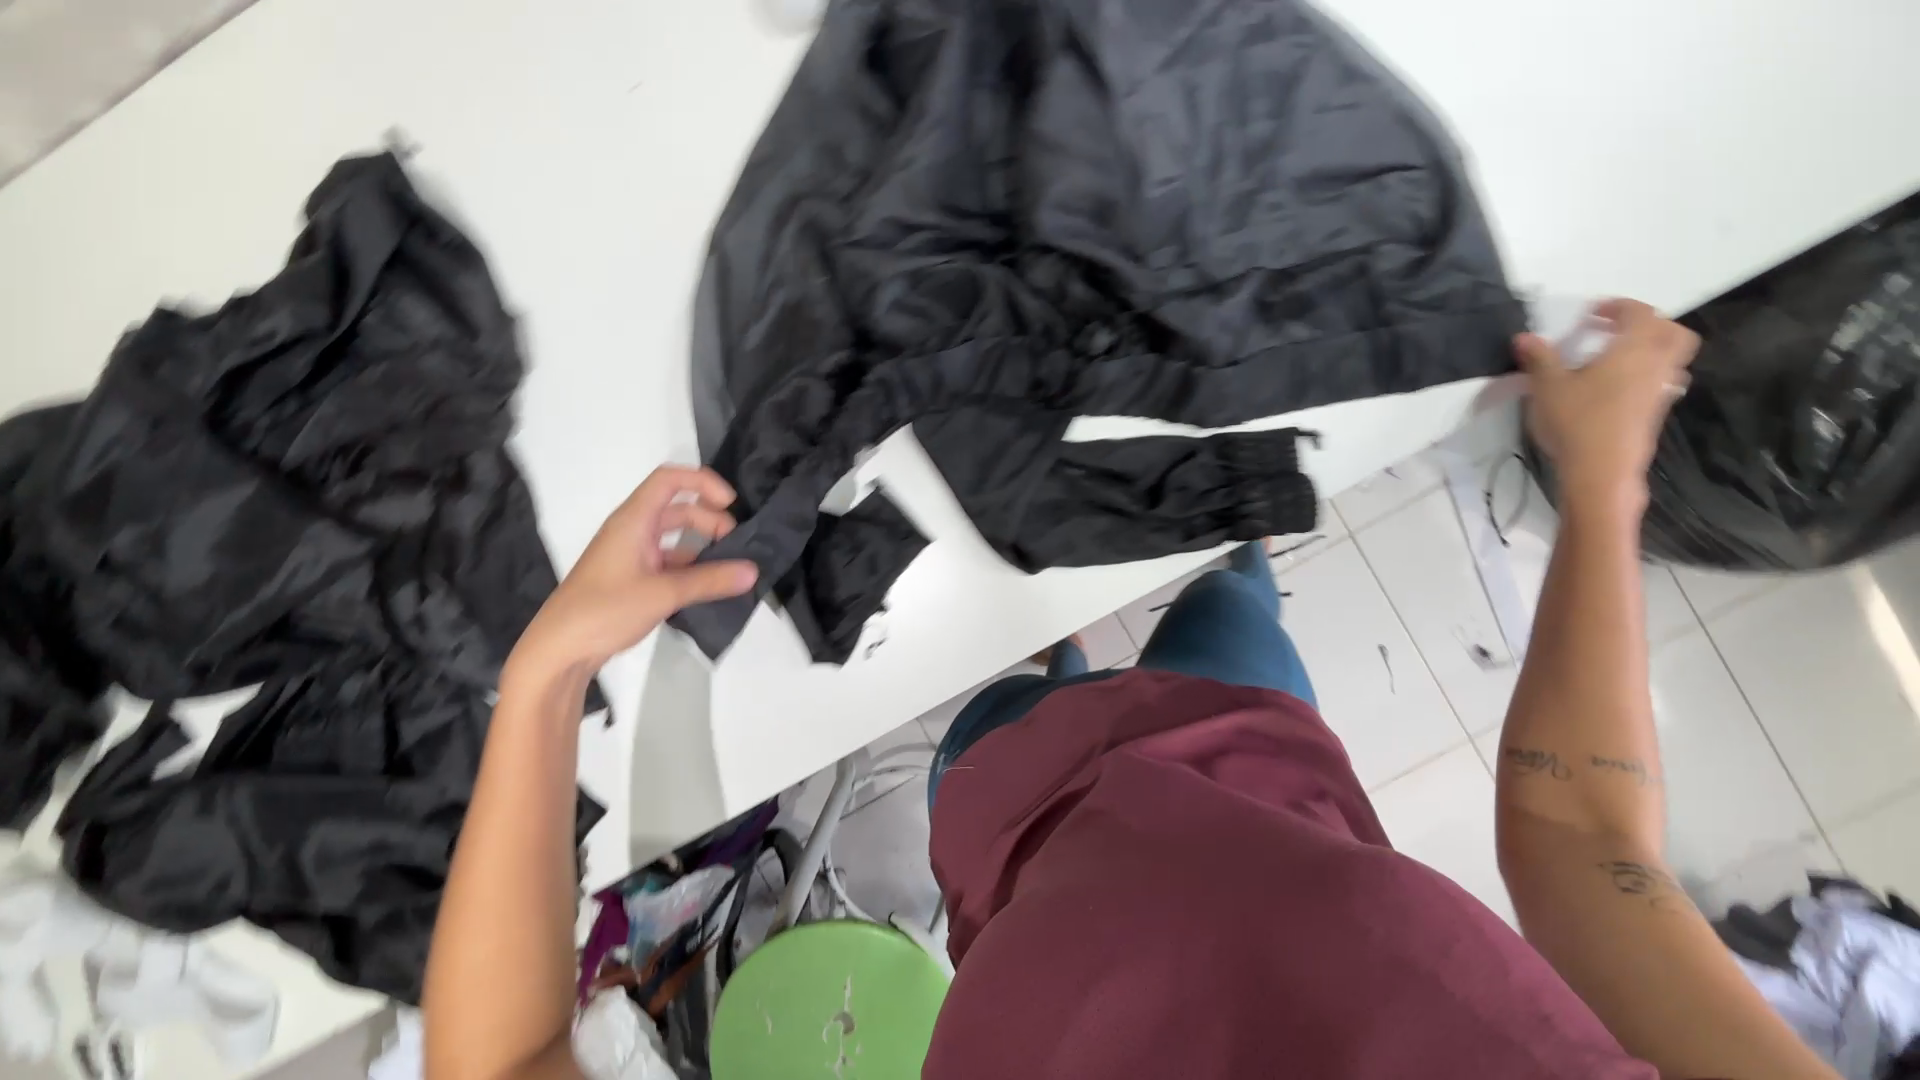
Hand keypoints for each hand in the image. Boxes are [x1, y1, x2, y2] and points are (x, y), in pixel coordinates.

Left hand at [507, 465, 758, 680]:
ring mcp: (631, 555)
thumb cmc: (604, 610)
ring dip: (702, 546)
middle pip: (678, 508)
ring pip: (675, 537)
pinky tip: (708, 588)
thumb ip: (710, 580)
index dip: (703, 482)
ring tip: (728, 569)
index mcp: (633, 520)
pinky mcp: (632, 578)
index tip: (731, 505)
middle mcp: (632, 530)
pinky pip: (668, 562)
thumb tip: (753, 571)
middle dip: (710, 520)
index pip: (670, 479)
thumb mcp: (663, 594)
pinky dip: (691, 568)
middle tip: (735, 546)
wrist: (559, 649)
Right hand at [1516, 299, 1699, 517]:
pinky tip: (1615, 388)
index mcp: (1634, 348)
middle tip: (1616, 331)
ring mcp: (1661, 390)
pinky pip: (1660, 381)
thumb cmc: (1577, 420)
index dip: (1618, 307)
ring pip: (1670, 358)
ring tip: (1616, 359)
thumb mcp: (1546, 386)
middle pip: (1671, 332)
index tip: (1592, 313)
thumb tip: (1525, 337)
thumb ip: (1539, 358)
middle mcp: (1657, 363)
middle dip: (1648, 325)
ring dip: (1650, 350)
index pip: (1640, 313)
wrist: (1602, 470)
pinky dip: (1644, 375)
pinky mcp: (1656, 412)